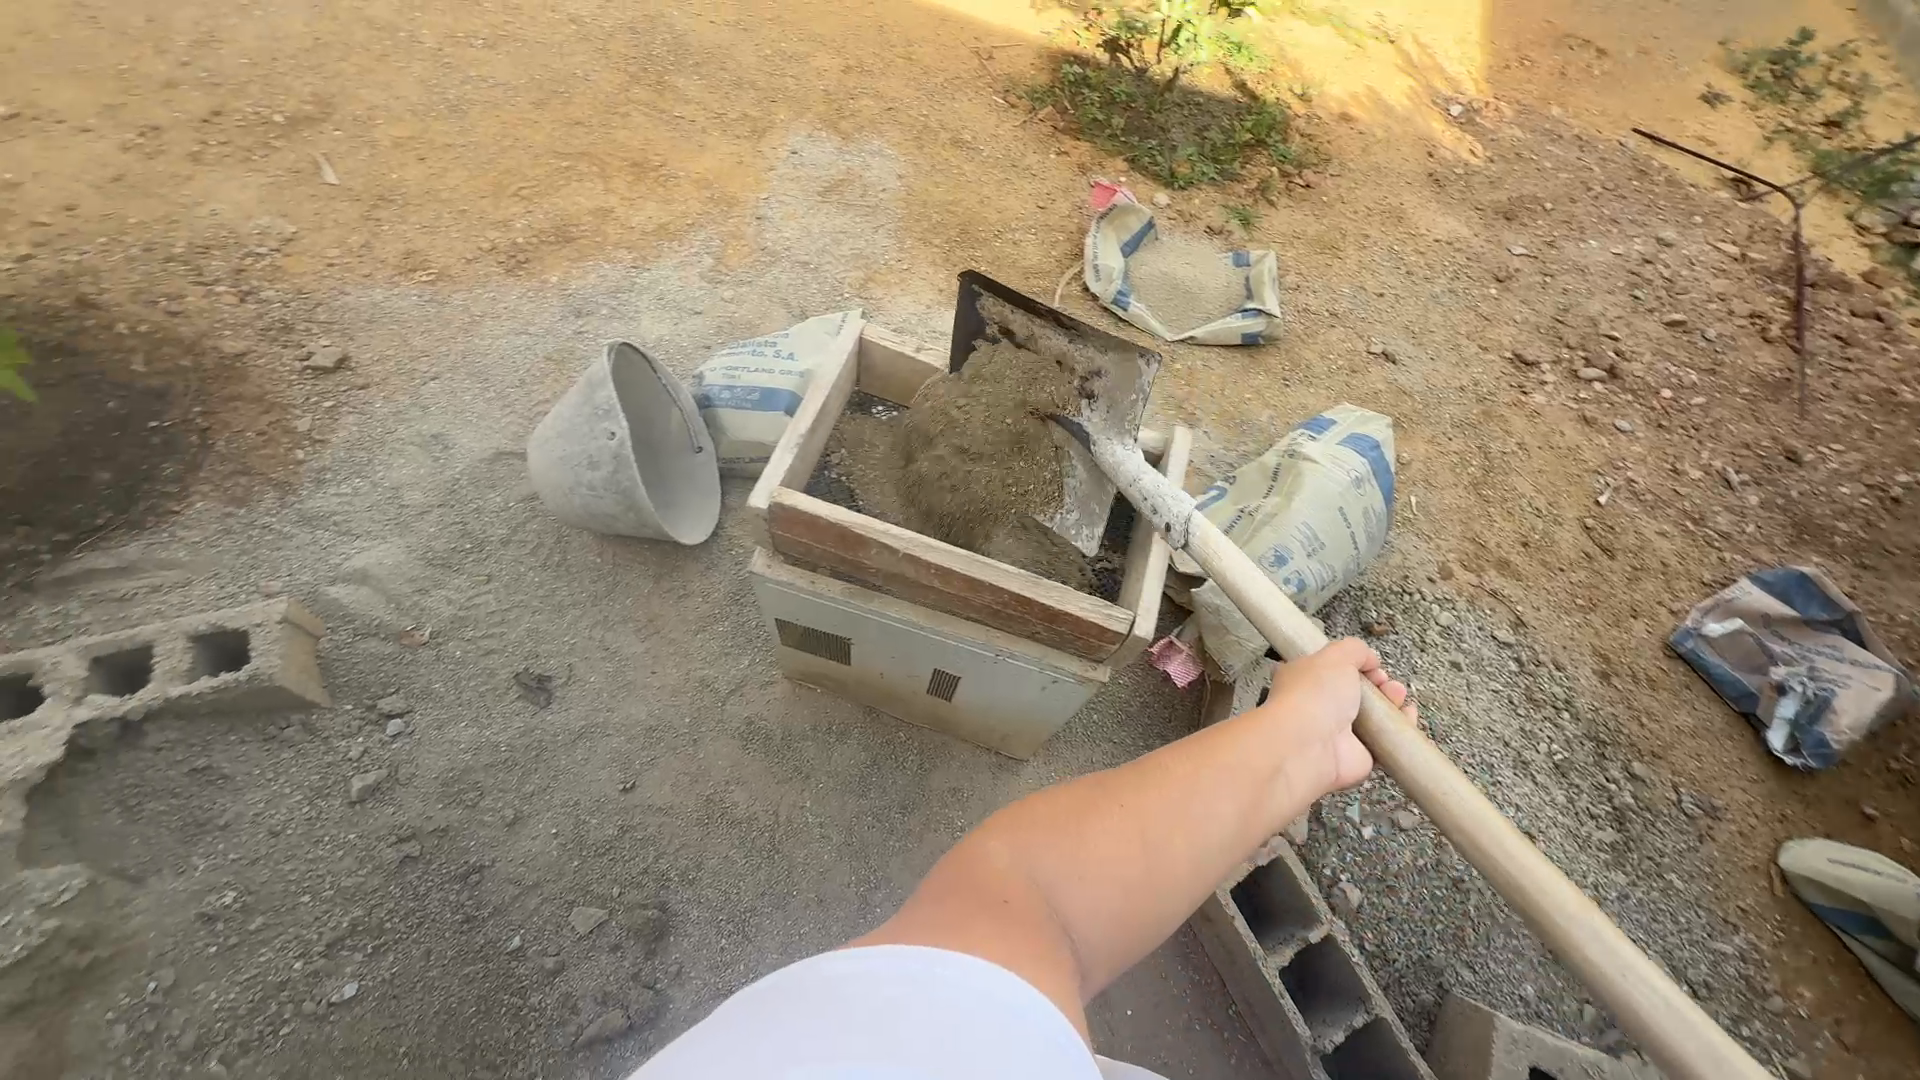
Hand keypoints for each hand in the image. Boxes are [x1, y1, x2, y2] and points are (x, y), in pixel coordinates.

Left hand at [1252, 638, 1415, 797]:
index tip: (1370, 665)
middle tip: (1387, 683)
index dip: (1354, 665)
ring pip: (1373, 715)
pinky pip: (1385, 740)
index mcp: (1303, 679)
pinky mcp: (1359, 754)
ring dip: (1391, 703)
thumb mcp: (1334, 656)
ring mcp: (1338, 732)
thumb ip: (1354, 650)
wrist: (1309, 745)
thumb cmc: (1314, 694)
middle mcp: (1318, 705)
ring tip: (1398, 695)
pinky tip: (1408, 715)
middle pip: (1356, 691)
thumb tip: (1369, 659)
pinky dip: (1401, 727)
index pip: (1330, 669)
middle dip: (1378, 683)